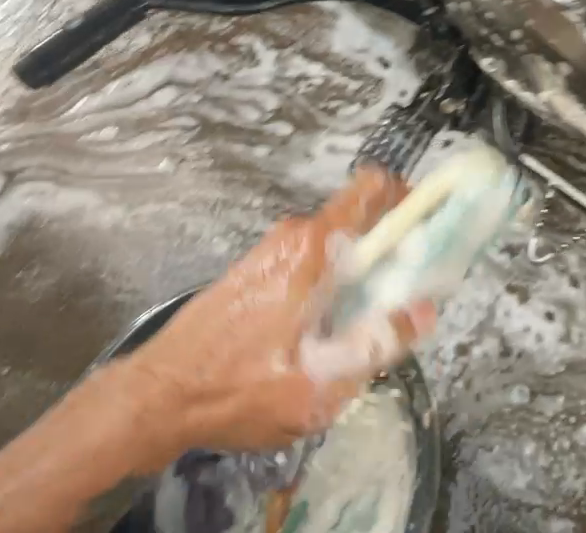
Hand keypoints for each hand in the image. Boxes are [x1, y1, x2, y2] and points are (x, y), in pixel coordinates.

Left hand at [117, 165, 435, 459]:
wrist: (153, 398)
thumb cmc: (235, 389)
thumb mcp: (317, 383)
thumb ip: (377, 344)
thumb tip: (427, 309)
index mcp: (314, 247)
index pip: (373, 187)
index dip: (412, 199)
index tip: (432, 233)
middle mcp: (296, 234)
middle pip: (364, 219)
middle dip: (394, 251)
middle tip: (404, 299)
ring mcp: (274, 248)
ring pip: (341, 244)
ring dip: (363, 274)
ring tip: (362, 327)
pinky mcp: (261, 267)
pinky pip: (317, 259)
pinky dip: (337, 282)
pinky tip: (325, 333)